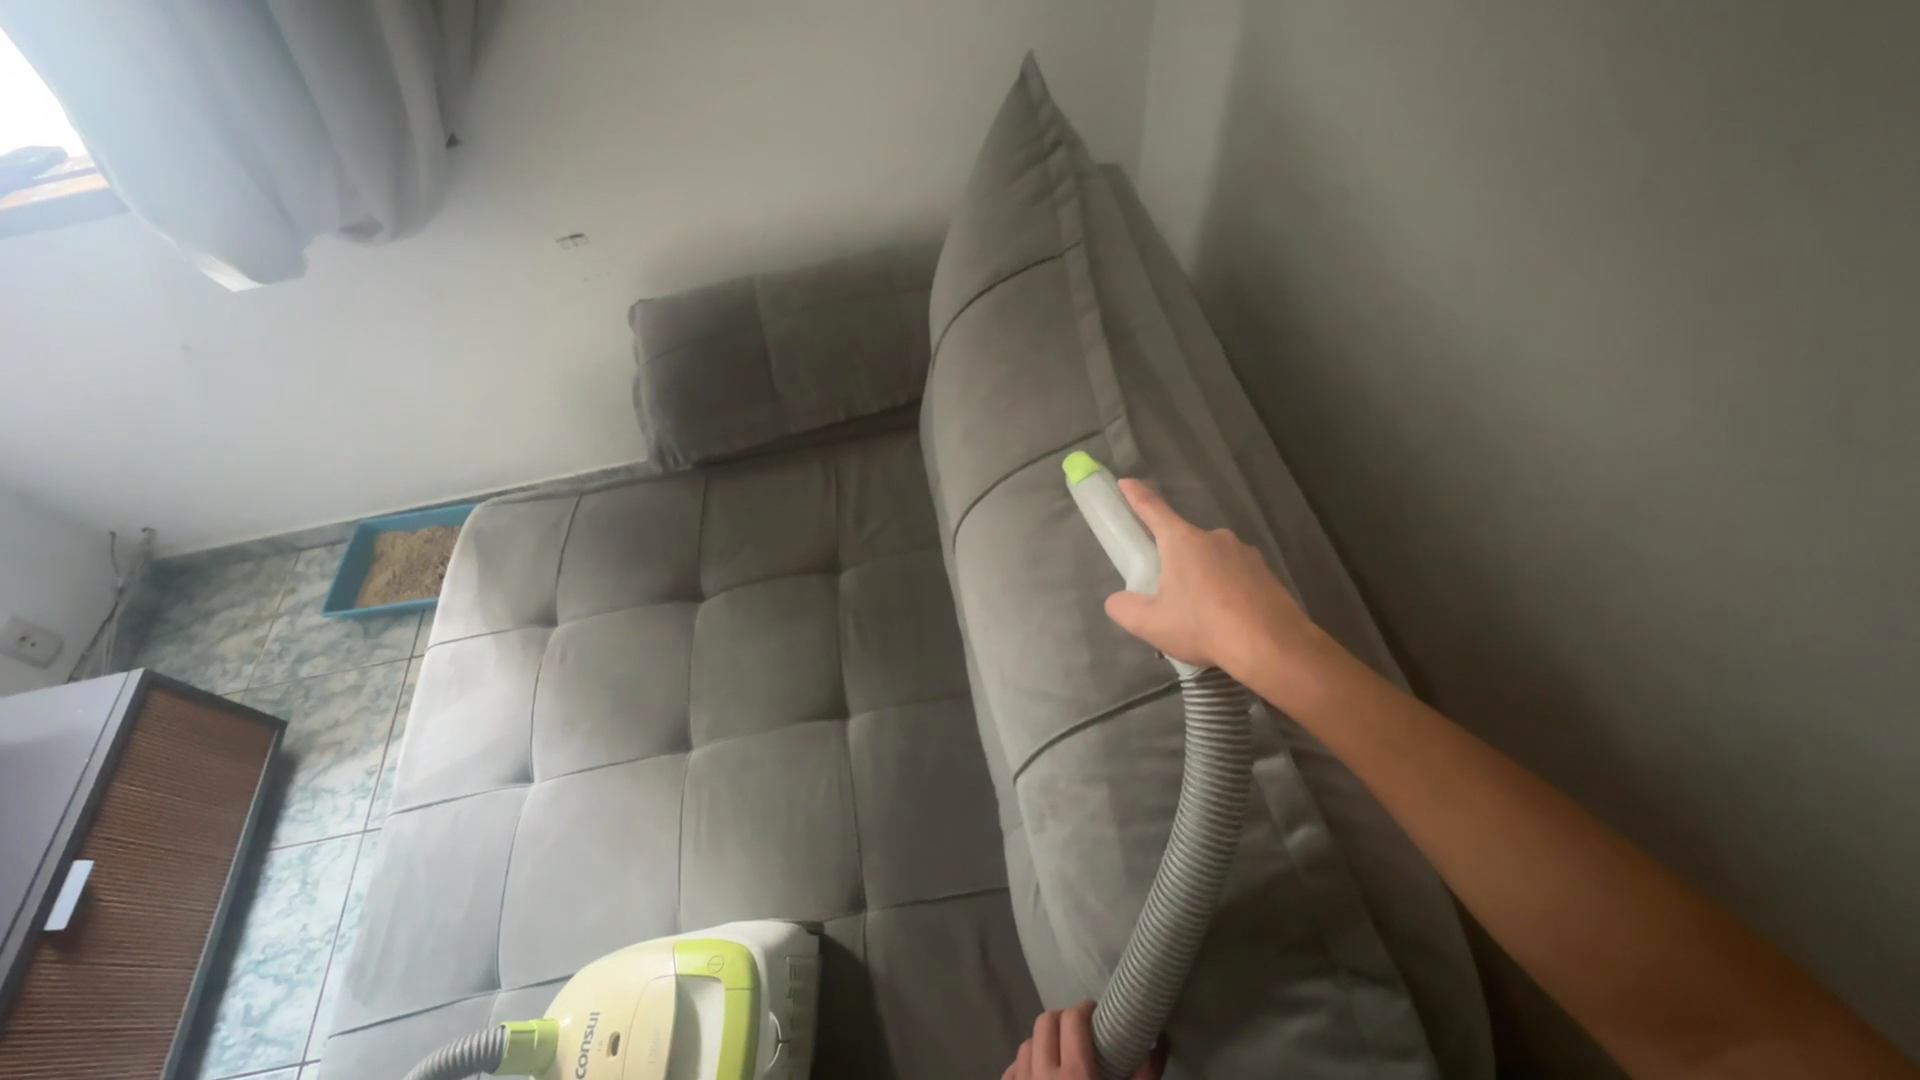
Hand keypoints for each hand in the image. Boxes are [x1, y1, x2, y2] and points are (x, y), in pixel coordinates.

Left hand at [1002, 1002, 1165, 1079]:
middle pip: (1045, 1023)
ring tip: (1061, 1053)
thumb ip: (1145, 1073)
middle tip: (1080, 1031)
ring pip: (1025, 1045)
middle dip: (1063, 1021)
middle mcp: (1043, 1077)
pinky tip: (1039, 1075)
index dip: (1085, 1011)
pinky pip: (1010, 1072)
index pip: (1072, 1019)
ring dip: (1043, 1043)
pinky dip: (1023, 1068)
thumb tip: (1160, 1040)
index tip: (1096, 1015)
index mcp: (1076, 1075)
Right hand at [1103, 479, 1329, 683]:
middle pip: (1183, 543)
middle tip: (1169, 600)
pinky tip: (1228, 621)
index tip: (1125, 482)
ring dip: (1202, 581)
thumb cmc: (1203, 626)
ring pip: (1211, 562)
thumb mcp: (1150, 624)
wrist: (1271, 645)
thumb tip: (1118, 600)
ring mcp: (1244, 553)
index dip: (1135, 496)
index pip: (1152, 509)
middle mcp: (1214, 538)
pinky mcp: (1266, 573)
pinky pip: (1236, 577)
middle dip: (1173, 565)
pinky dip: (1227, 593)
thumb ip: (1124, 608)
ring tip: (1203, 619)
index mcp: (1182, 541)